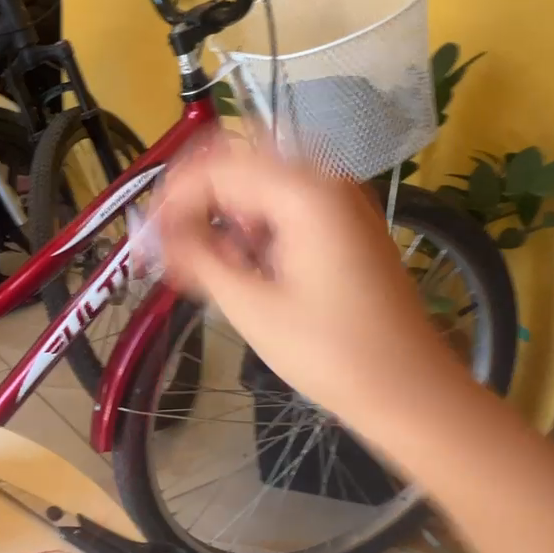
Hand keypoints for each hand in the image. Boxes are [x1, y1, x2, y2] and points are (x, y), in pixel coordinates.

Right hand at [149, 137, 469, 426]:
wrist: (408, 389)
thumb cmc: (328, 352)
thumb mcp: (249, 305)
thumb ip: (198, 257)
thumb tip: (158, 233)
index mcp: (304, 193)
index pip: (217, 168)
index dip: (172, 199)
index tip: (144, 238)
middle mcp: (325, 183)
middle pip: (239, 163)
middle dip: (194, 198)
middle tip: (164, 240)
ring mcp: (339, 204)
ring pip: (260, 183)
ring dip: (221, 212)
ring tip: (195, 259)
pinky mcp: (343, 228)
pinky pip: (283, 206)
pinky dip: (250, 226)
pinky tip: (236, 263)